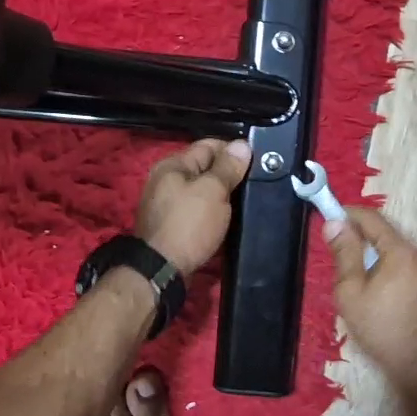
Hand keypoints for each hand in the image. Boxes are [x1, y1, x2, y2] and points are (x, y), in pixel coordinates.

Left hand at [134, 138, 251, 274]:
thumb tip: (242, 145)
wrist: (161, 270)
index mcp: (173, 165)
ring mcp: (167, 204)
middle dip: (229, 175)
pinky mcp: (172, 225)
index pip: (209, 145)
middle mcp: (166, 180)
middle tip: (253, 185)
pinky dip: (212, 213)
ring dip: (222, 196)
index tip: (255, 163)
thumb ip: (228, 167)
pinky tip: (227, 221)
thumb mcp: (213, 191)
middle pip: (205, 168)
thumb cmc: (188, 225)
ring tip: (243, 203)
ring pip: (202, 191)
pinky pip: (197, 210)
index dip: (233, 151)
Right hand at [322, 207, 416, 393]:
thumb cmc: (381, 332)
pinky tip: (388, 298)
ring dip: (382, 259)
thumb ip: (344, 254)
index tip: (331, 218)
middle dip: (366, 243)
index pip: (373, 219)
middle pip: (389, 236)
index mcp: (404, 252)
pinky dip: (398, 272)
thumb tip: (335, 223)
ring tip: (367, 288)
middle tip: (346, 265)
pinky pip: (414, 267)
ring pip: (402, 252)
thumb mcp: (351, 293)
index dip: (349, 215)